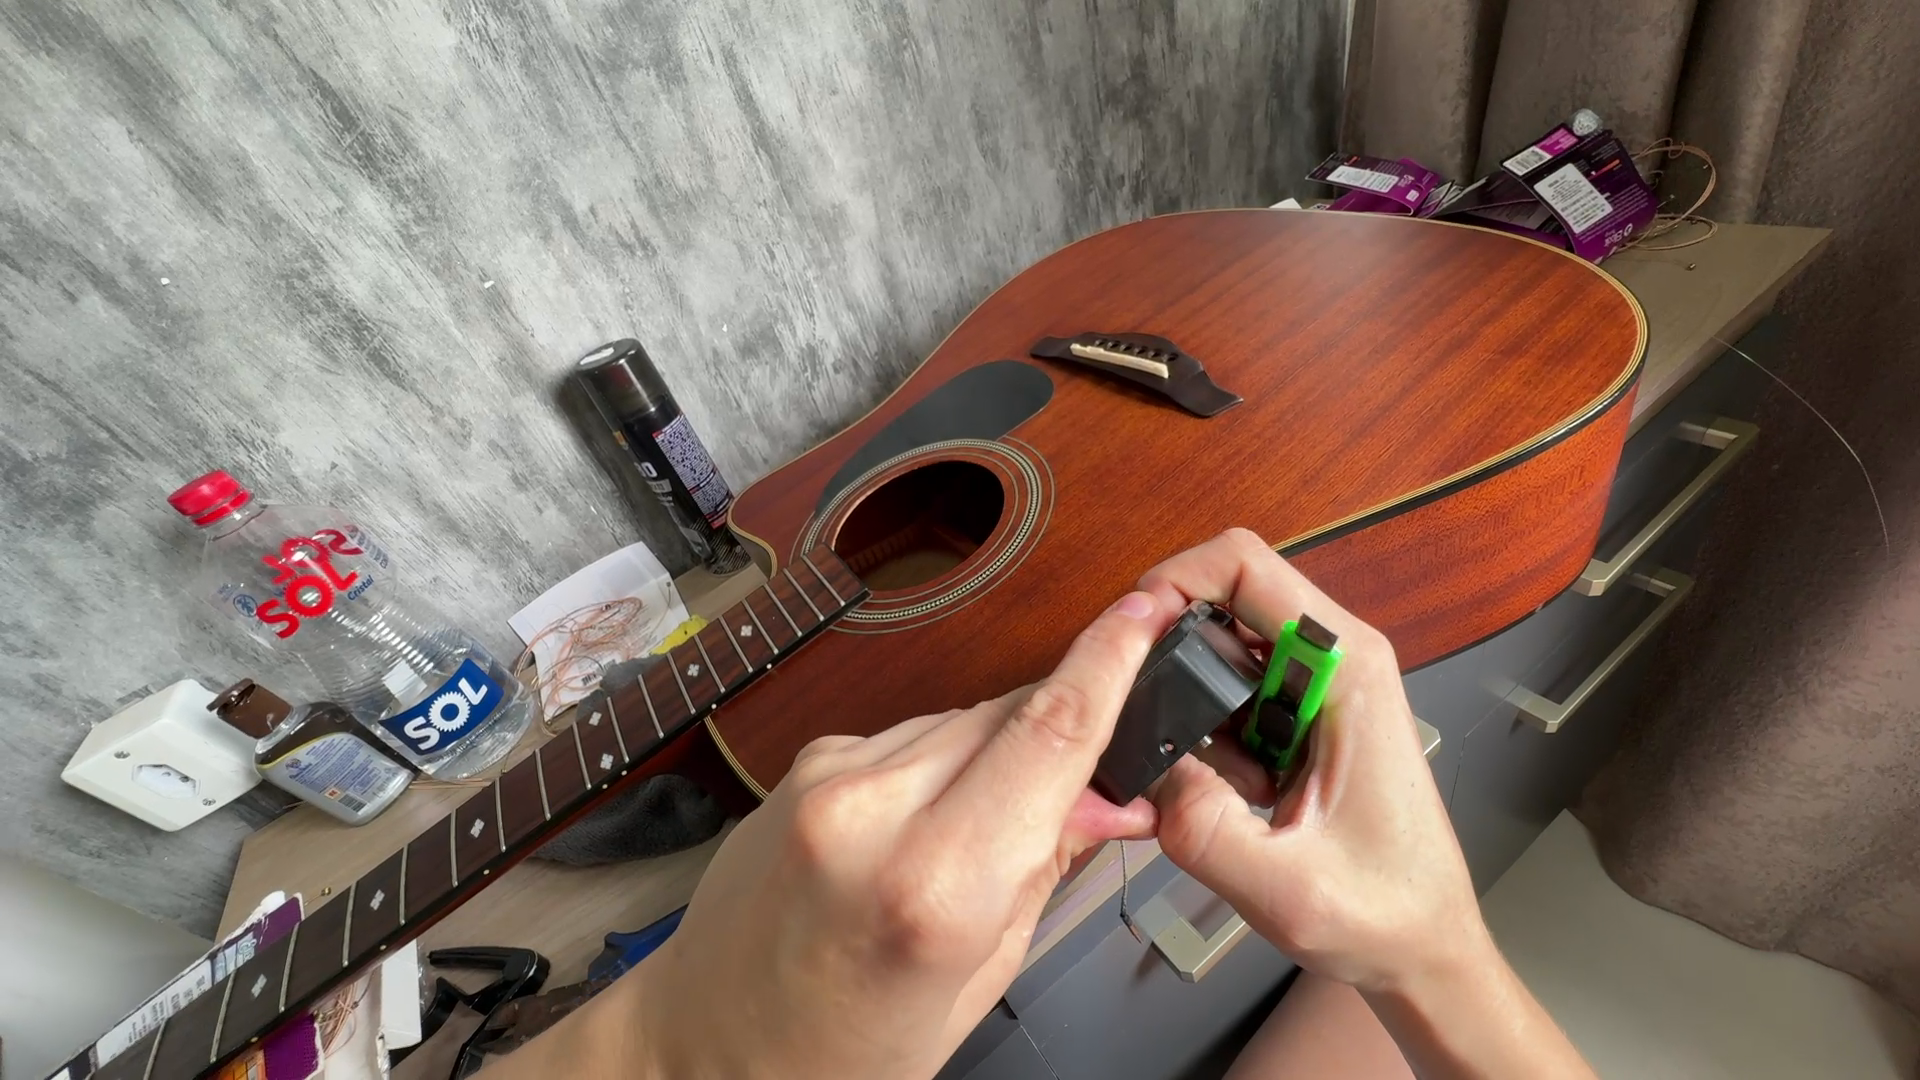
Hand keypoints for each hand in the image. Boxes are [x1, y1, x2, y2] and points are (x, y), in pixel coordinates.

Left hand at [631, 591, 1169, 1079]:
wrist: (704, 1044)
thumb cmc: (842, 1049)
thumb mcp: (976, 980)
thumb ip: (1045, 868)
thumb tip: (1107, 797)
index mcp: (936, 884)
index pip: (1047, 737)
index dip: (1107, 662)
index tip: (1144, 611)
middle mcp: (873, 808)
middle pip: (1007, 715)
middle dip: (1053, 734)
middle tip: (1072, 794)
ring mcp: (829, 773)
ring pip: (959, 720)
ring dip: (988, 755)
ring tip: (966, 836)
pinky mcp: (808, 759)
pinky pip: (908, 733)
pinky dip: (934, 762)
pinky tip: (913, 821)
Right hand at [1140, 529, 1485, 993]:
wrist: (1425, 948)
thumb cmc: (1381, 916)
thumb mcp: (1282, 888)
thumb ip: (1197, 821)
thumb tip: (1140, 756)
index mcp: (1344, 668)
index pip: (1244, 565)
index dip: (1175, 580)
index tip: (1131, 635)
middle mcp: (1331, 655)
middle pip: (1223, 591)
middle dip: (1166, 639)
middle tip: (1140, 709)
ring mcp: (1314, 679)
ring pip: (1217, 638)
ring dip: (1185, 689)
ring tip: (1201, 769)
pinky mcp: (1296, 706)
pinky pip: (1225, 682)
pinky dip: (1201, 719)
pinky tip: (1225, 782)